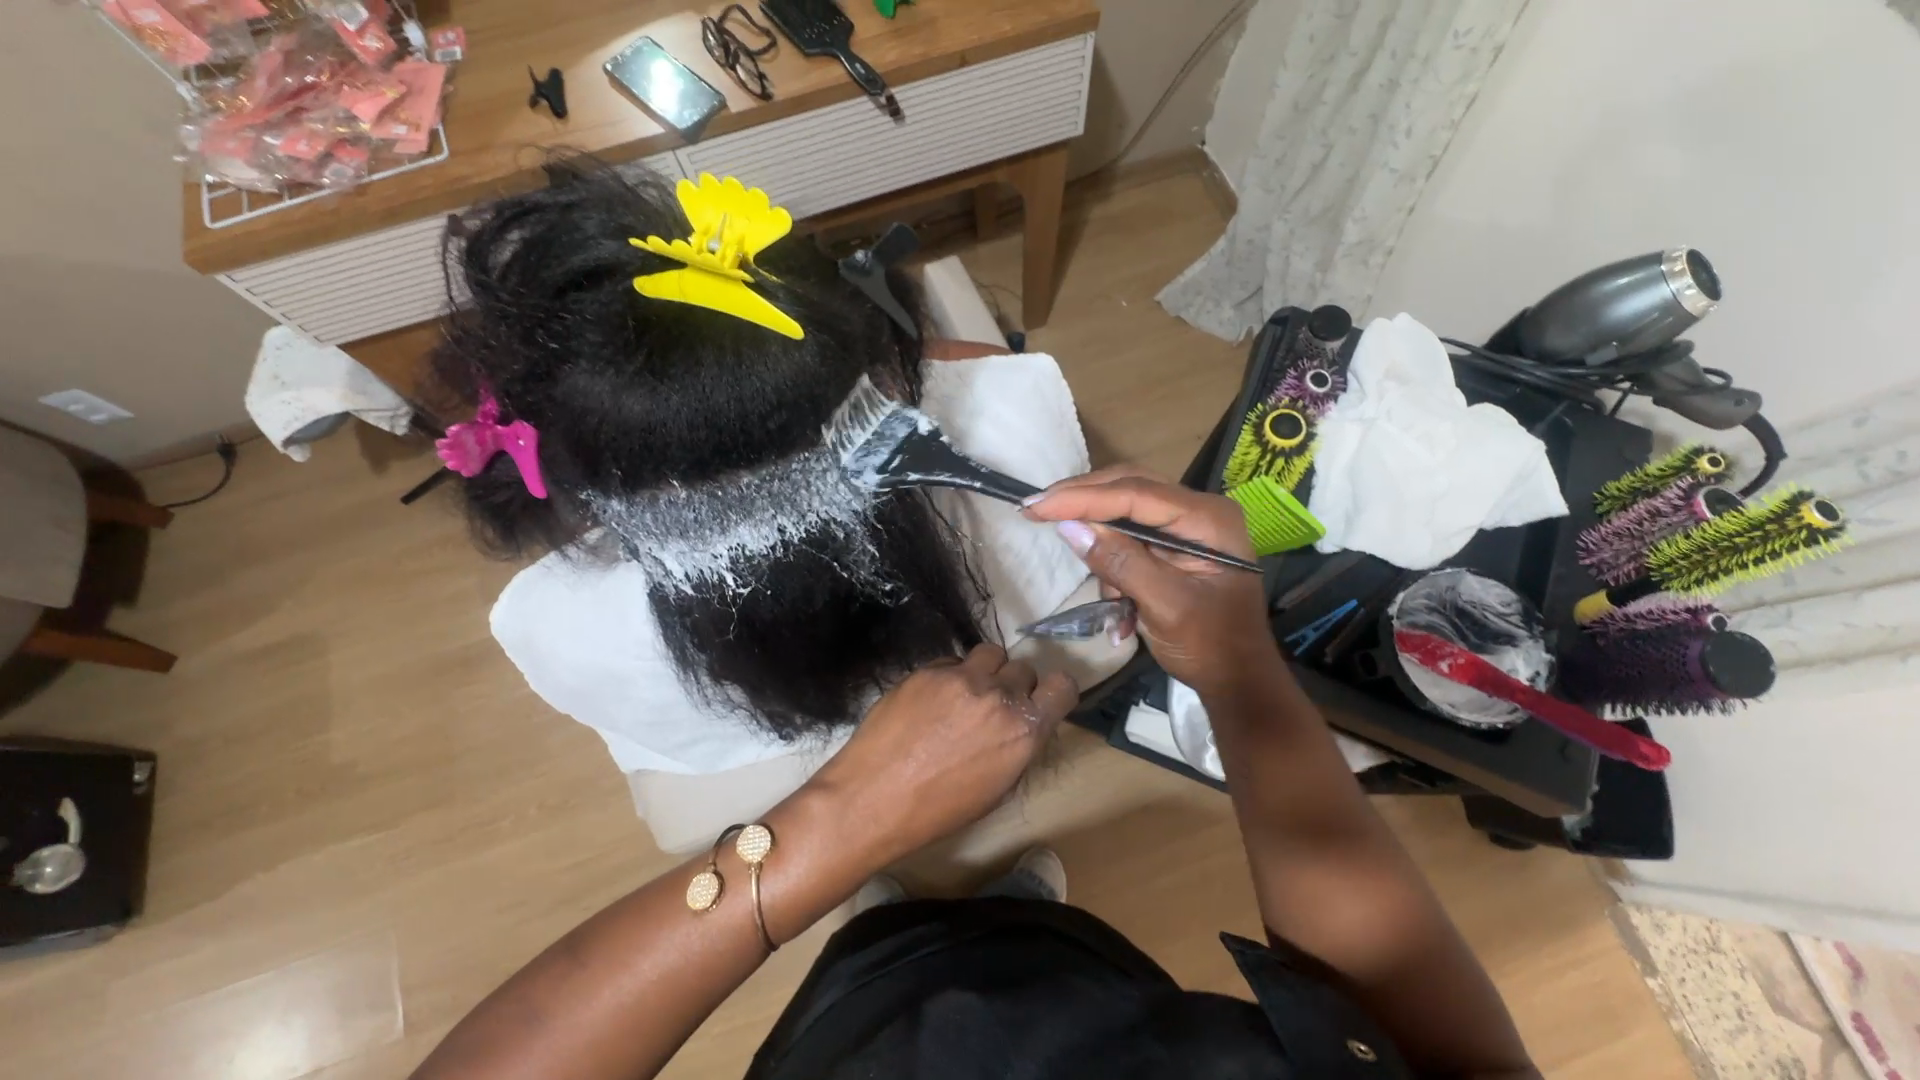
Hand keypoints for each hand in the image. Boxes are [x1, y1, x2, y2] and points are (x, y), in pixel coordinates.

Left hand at [808, 644, 1076, 865]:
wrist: (871, 798)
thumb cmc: (938, 810)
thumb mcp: (996, 789)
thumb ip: (1018, 746)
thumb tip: (1021, 723)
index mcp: (1024, 732)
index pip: (1062, 686)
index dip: (1052, 692)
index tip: (1038, 701)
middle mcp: (999, 697)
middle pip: (1023, 668)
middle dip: (1013, 686)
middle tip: (991, 708)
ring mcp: (961, 678)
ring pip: (990, 653)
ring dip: (985, 671)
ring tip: (963, 696)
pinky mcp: (928, 670)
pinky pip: (952, 662)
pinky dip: (949, 676)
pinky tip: (929, 702)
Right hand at [1023, 467, 1275, 691]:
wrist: (1239, 681)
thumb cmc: (1211, 646)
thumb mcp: (1164, 606)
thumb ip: (1120, 562)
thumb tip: (1069, 528)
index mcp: (1208, 519)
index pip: (1135, 493)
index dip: (1082, 497)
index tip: (1036, 505)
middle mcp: (1199, 511)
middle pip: (1128, 489)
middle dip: (1083, 503)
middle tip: (1035, 509)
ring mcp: (1188, 527)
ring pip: (1125, 513)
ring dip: (1103, 549)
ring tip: (1112, 600)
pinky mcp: (1175, 545)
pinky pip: (1130, 539)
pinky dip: (1114, 567)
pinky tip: (1119, 607)